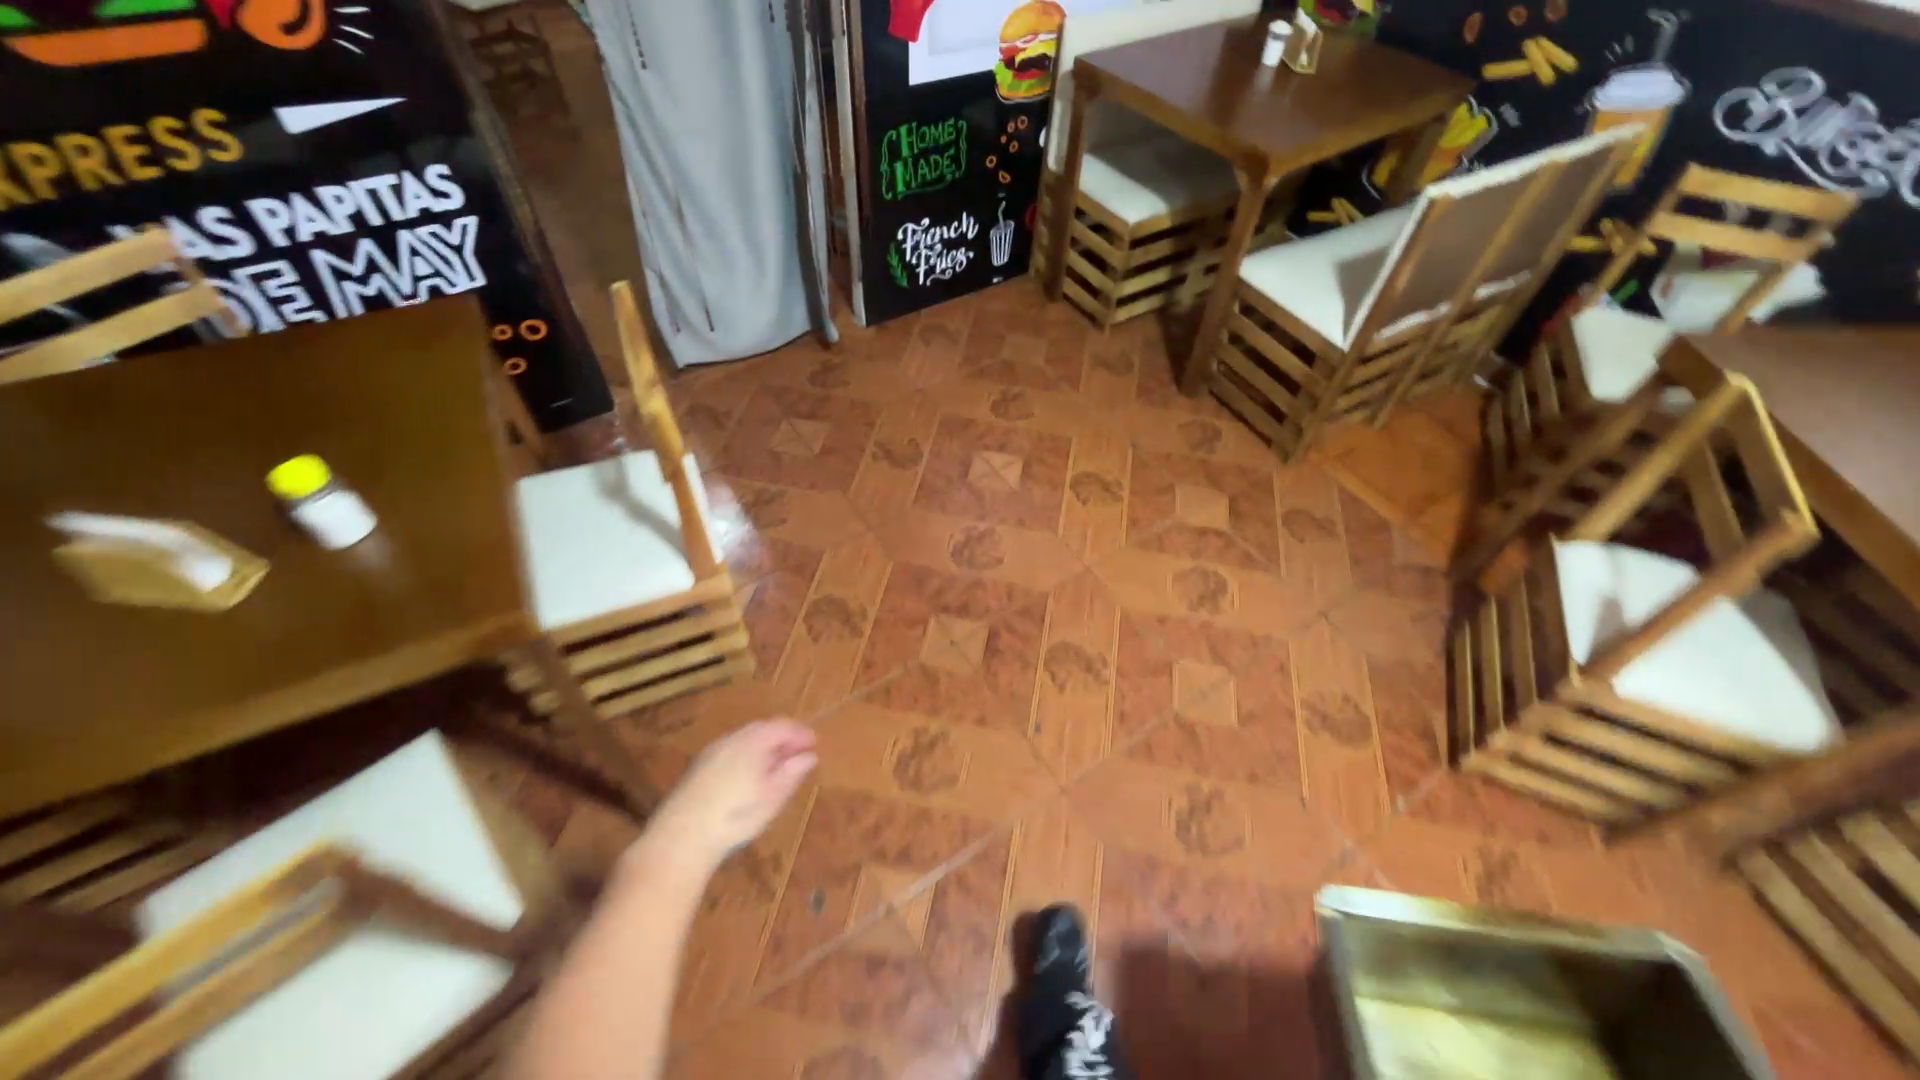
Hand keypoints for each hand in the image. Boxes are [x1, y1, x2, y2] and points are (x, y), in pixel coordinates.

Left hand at [634, 719, 817, 875]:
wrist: (681, 836)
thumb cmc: (736, 815)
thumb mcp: (773, 796)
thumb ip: (792, 772)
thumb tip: (808, 756)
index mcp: (753, 741)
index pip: (782, 725)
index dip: (801, 733)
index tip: (815, 744)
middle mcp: (731, 739)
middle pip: (762, 728)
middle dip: (782, 738)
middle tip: (798, 754)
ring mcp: (711, 752)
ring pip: (744, 740)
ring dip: (764, 747)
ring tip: (776, 767)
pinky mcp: (698, 768)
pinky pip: (730, 751)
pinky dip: (746, 755)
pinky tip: (748, 777)